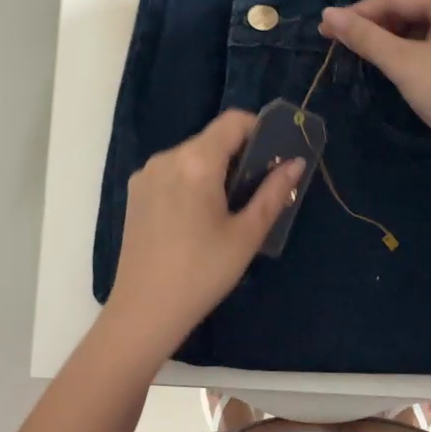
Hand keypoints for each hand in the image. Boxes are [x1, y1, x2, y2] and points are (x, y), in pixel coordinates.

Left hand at [106, 110, 305, 351]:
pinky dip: (193, 184)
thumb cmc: (202, 273)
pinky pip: (173, 175)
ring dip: (216, 172)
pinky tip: (201, 220)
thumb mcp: (246, 235)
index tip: (277, 157)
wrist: (145, 310)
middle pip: (211, 140)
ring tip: (231, 210)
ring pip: (191, 158)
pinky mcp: (136, 195)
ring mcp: (146, 176)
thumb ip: (272, 193)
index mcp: (195, 162)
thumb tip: (294, 163)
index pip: (233, 122)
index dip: (260, 130)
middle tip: (260, 191)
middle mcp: (166, 158)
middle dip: (240, 157)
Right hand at [319, 0, 430, 174]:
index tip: (325, 28)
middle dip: (373, 25)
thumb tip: (327, 15)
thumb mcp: (402, 62)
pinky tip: (386, 65)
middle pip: (408, 9)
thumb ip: (364, 37)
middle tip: (336, 42)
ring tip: (356, 53)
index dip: (358, 12)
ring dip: (386, 40)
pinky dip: (405, 53)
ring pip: (417, 30)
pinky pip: (428, 47)